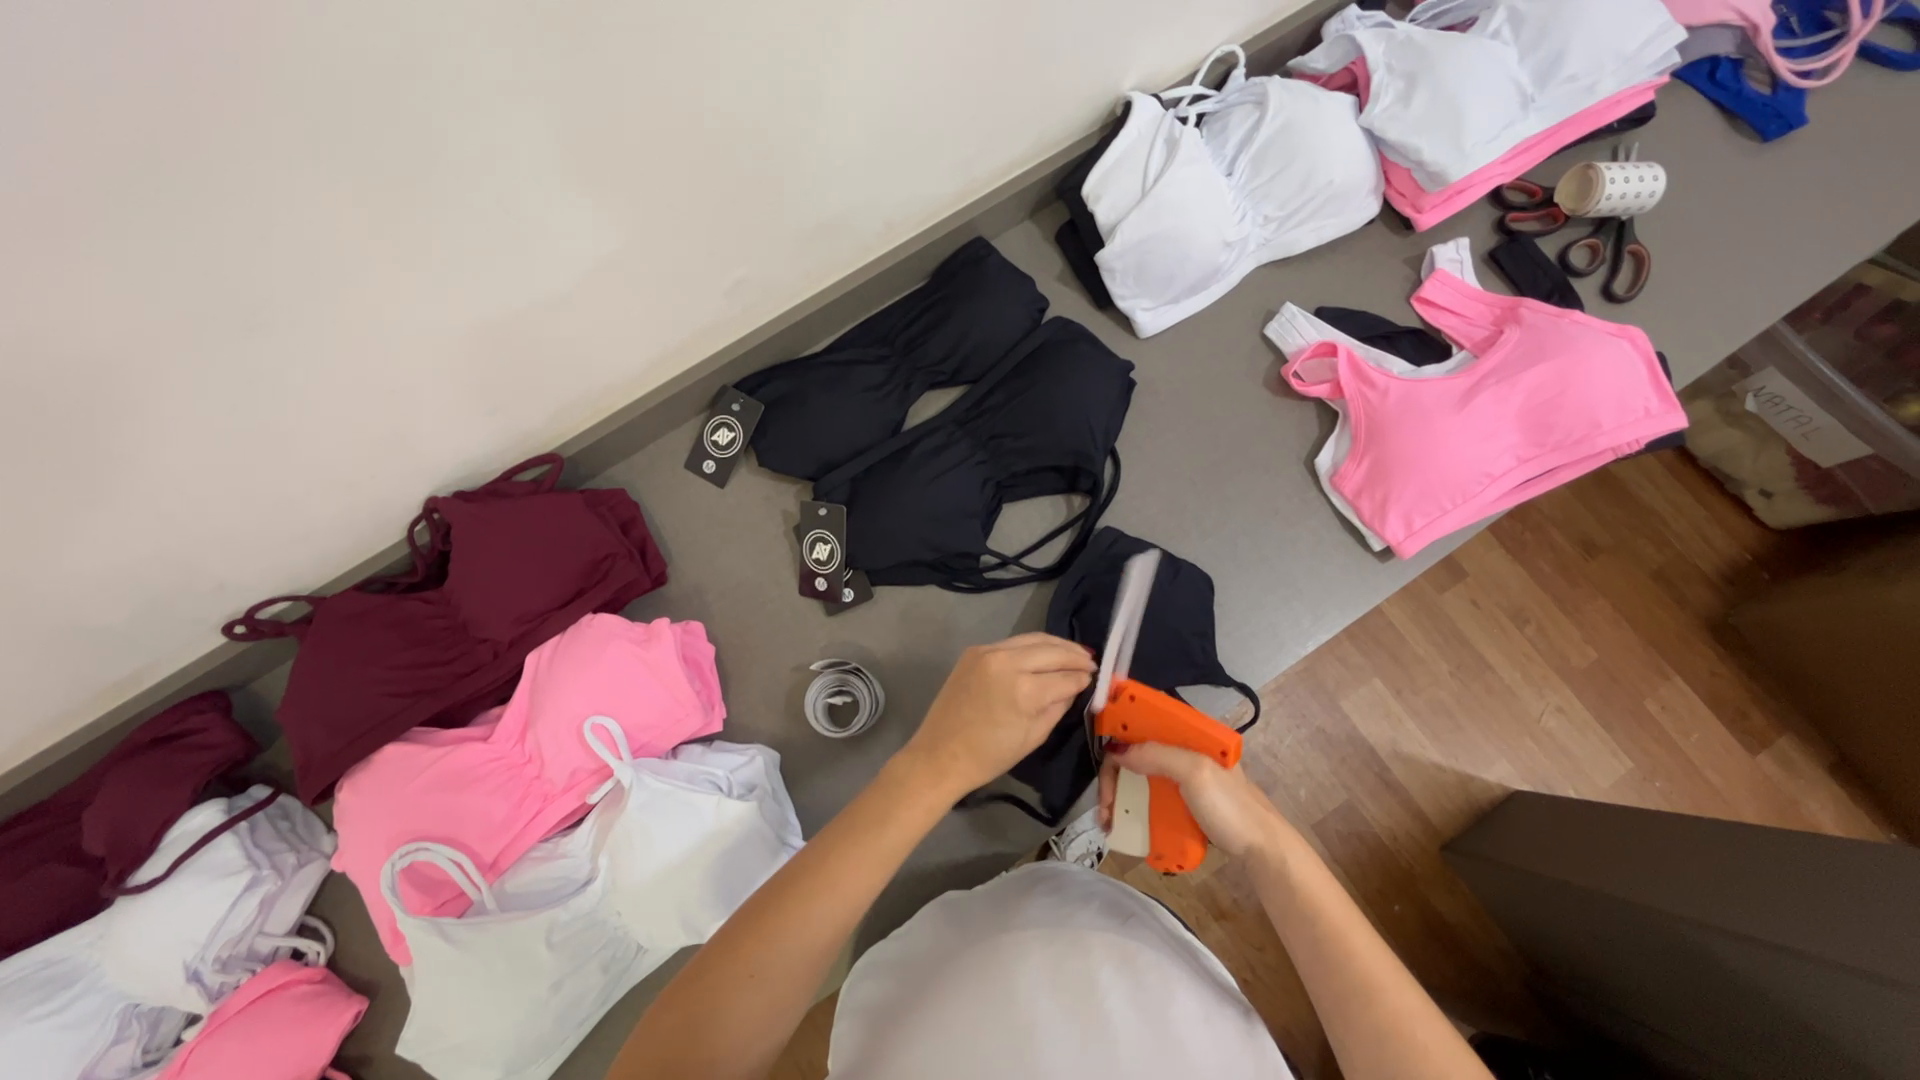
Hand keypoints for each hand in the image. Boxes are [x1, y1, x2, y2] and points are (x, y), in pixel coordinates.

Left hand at [897, 633, 1094, 798]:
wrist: (940, 755)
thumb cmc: (989, 756)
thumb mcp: (1034, 736)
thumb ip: (1059, 705)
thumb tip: (1076, 686)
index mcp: (1023, 689)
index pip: (1065, 677)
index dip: (1083, 678)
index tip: (1096, 678)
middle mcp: (1006, 662)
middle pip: (1051, 650)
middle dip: (1075, 655)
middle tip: (1092, 661)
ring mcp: (987, 652)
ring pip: (1032, 639)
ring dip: (1056, 645)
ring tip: (1075, 653)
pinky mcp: (975, 650)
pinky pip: (1012, 642)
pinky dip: (1032, 646)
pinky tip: (1045, 653)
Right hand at [1097, 742, 1298, 862]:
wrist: (1263, 851)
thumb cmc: (1232, 807)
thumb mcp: (1195, 773)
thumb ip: (1157, 754)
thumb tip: (1115, 750)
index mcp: (1191, 735)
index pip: (1144, 723)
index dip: (1119, 736)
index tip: (1102, 761)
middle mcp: (1185, 752)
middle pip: (1137, 753)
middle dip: (1114, 777)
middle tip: (1105, 807)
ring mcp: (1185, 779)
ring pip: (1140, 778)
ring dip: (1119, 796)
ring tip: (1108, 823)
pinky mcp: (1184, 803)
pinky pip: (1150, 799)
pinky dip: (1133, 809)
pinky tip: (1122, 825)